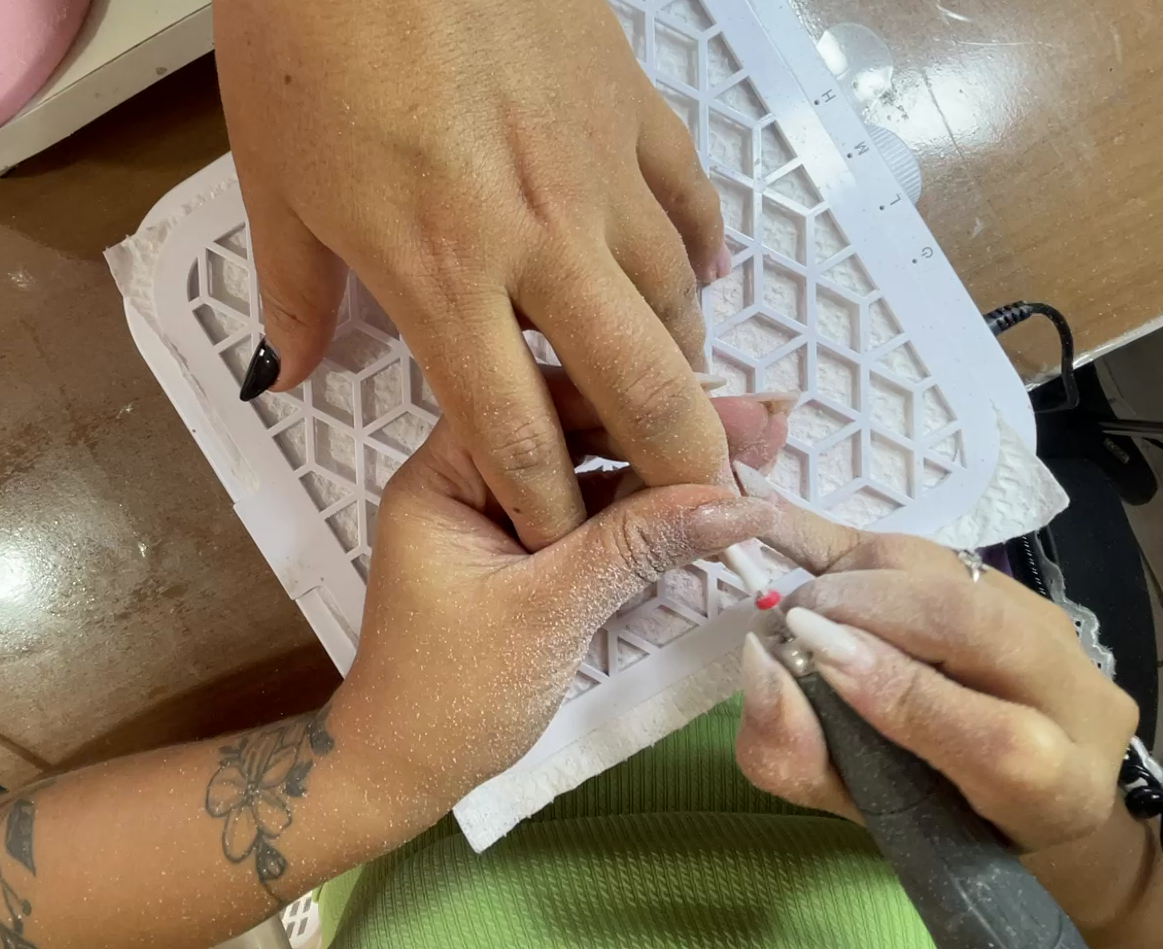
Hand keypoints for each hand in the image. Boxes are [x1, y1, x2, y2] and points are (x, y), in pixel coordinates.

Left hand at [209, 0, 729, 549]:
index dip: (546, 503)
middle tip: (695, 503)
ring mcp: (600, 168)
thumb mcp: (271, 179)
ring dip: (682, 362)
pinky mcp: (635, 104)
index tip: (563, 541)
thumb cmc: (302, 26)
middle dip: (674, 461)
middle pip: (636, 381)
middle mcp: (538, 236)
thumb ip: (295, 296)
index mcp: (438, 269)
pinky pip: (693, 203)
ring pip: (678, 298)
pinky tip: (701, 283)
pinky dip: (703, 258)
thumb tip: (292, 373)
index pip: (513, 428)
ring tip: (676, 397)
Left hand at [328, 380, 789, 811]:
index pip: (535, 404)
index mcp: (443, 473)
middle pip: (569, 432)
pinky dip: (637, 512)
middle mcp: (467, 477)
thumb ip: (637, 548)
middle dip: (655, 431)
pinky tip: (699, 497)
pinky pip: (584, 514)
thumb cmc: (456, 693)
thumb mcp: (550, 612)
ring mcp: (496, 513)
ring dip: (656, 470)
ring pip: (585, 473)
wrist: (410, 769)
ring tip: (744, 452)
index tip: (708, 396)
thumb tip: (736, 501)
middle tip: (753, 423)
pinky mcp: (522, 549)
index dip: (620, 394)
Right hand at [735, 508, 1139, 852]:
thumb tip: (759, 664)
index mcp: (1056, 792)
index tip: (810, 650)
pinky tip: (768, 510)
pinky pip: (906, 542)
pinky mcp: (991, 573)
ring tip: (805, 607)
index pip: (997, 740)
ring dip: (852, 576)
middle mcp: (1071, 697)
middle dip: (864, 608)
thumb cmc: (934, 808)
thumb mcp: (856, 811)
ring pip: (941, 569)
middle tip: (792, 623)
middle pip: (976, 625)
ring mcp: (1043, 623)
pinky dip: (831, 527)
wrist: (1021, 774)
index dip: (895, 687)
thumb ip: (798, 758)